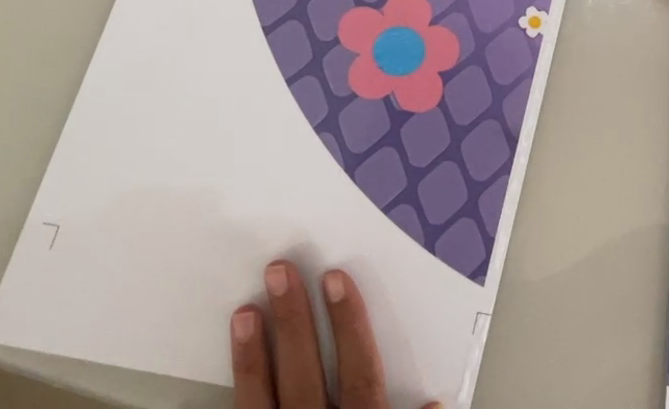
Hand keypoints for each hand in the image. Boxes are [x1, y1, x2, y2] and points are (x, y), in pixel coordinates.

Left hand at [232, 261, 439, 408]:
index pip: (359, 373)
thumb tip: (438, 400)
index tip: (334, 279)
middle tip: (279, 272)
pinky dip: (236, 391)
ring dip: (252, 357)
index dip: (348, 325)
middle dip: (293, 322)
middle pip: (304, 376)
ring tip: (244, 311)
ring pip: (262, 401)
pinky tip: (230, 363)